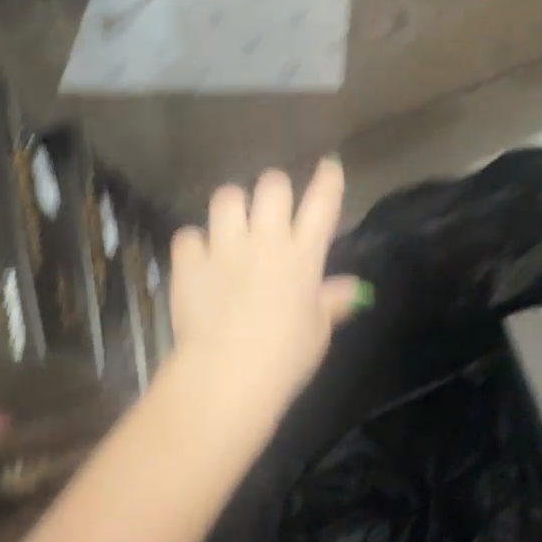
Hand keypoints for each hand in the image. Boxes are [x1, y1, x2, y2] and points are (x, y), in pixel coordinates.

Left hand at [167, 159, 368, 420]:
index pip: (322, 202)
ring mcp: (225, 248)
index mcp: (303, 256)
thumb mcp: (318, 332)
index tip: (328, 164)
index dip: (328, 178)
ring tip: (232, 224)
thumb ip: (331, 302)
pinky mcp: (190, 264)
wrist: (225, 377)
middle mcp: (266, 241)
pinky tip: (198, 258)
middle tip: (272, 208)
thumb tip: (352, 287)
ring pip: (227, 197)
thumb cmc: (284, 359)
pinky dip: (194, 245)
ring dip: (232, 207)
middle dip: (274, 189)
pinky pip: (188, 235)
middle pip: (272, 185)